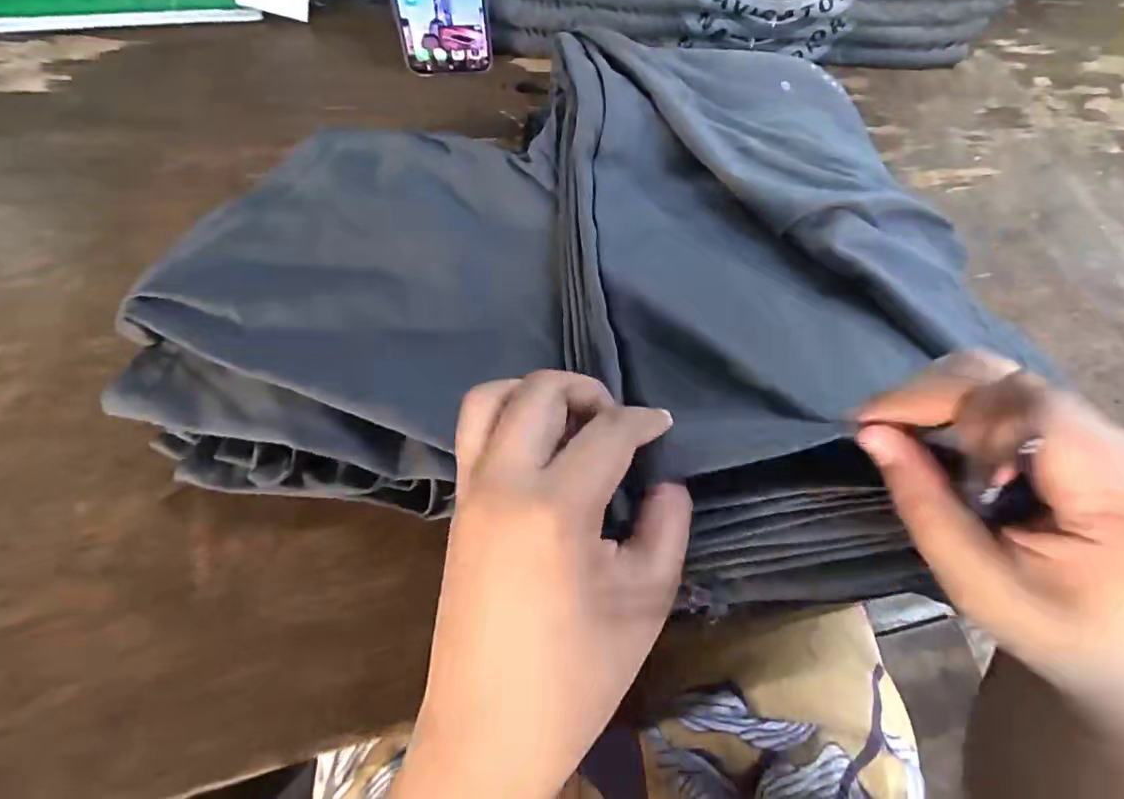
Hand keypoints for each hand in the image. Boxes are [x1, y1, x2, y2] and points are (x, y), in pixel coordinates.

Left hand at [392, 372, 691, 798]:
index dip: (644, 420)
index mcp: (554, 509)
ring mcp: (470, 495)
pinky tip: (544, 455)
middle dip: (586, 390)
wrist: (488, 734)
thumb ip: (667, 526)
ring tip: (573, 423)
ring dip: (536, 393)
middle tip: (618, 421)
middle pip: (539, 391)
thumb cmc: (578, 674)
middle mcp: (503, 485)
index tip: (664, 425)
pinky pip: (475, 435)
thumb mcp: (647, 600)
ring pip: (490, 399)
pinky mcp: (456, 511)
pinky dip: (510, 419)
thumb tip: (664, 483)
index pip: (607, 431)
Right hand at [853, 351, 1123, 709]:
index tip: (880, 423)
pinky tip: (943, 433)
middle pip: (1014, 381)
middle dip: (937, 392)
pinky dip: (969, 404)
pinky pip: (1019, 397)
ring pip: (1011, 378)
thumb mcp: (982, 588)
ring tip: (905, 427)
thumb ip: (927, 508)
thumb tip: (871, 432)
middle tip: (880, 423)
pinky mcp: (1092, 435)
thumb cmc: (1060, 638)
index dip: (949, 403)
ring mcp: (1111, 435)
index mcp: (1116, 490)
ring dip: (949, 395)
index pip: (1028, 406)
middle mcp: (1122, 446)